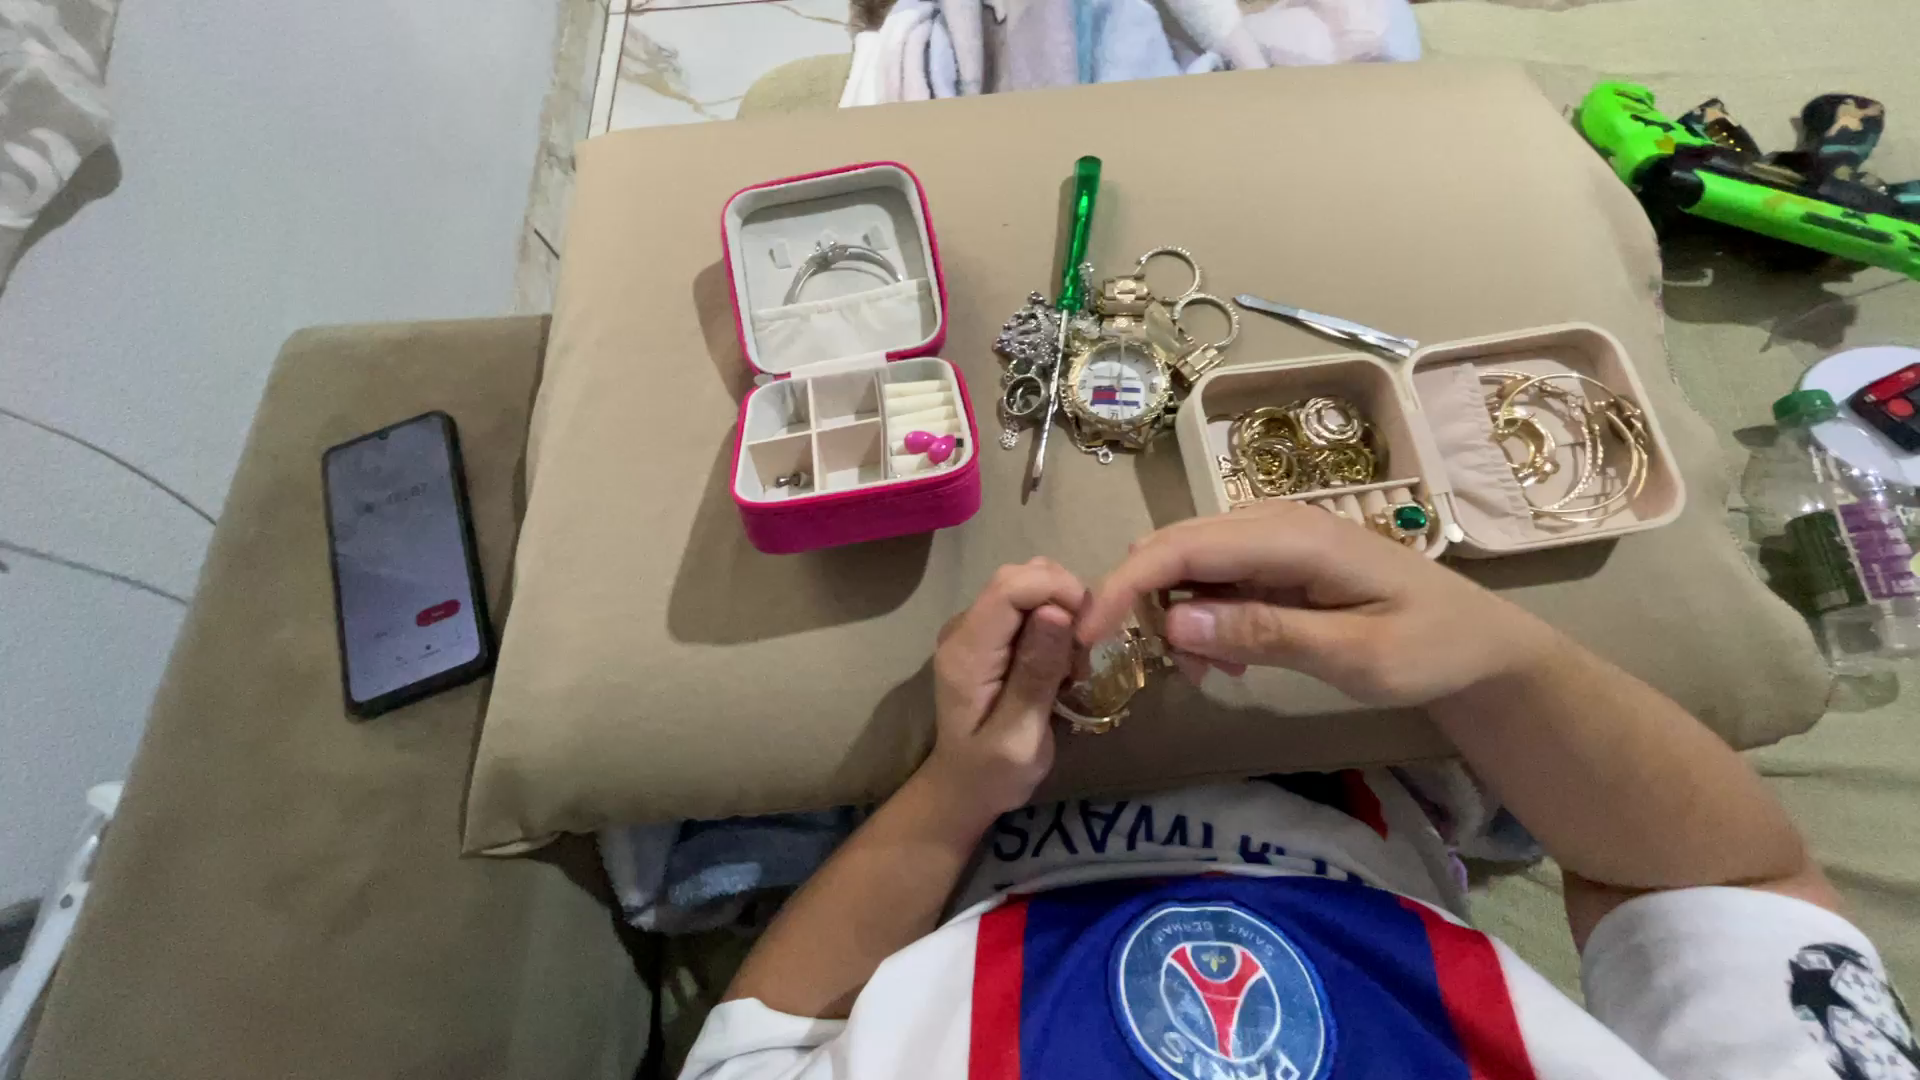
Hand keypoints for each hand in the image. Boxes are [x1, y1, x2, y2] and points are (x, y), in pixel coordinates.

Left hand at [925, 558, 1086, 816]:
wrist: (964, 786)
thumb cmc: (993, 772)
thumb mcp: (1020, 736)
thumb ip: (1036, 673)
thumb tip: (1056, 611)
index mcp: (966, 652)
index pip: (1008, 587)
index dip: (1056, 589)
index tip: (1090, 626)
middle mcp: (963, 628)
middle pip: (1018, 577)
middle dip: (1063, 599)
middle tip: (1084, 651)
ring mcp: (973, 628)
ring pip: (1025, 585)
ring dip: (1062, 611)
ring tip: (1073, 662)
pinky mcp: (988, 634)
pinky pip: (1026, 605)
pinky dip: (1055, 623)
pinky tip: (1061, 662)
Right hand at [1079, 501, 1561, 705]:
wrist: (1476, 644)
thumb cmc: (1428, 648)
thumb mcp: (1356, 655)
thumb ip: (1266, 633)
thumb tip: (1174, 620)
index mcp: (1292, 536)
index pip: (1183, 546)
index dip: (1126, 583)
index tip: (1088, 631)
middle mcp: (1270, 524)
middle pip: (1172, 546)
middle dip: (1142, 601)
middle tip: (1158, 664)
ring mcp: (1269, 539)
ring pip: (1183, 564)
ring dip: (1173, 615)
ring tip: (1208, 674)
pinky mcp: (1269, 560)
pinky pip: (1209, 580)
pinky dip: (1198, 618)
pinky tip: (1226, 659)